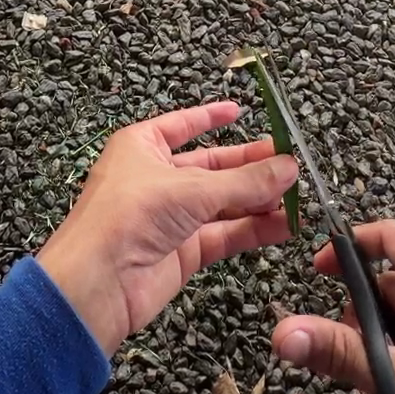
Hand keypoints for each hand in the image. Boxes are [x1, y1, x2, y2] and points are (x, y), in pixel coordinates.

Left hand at [37, 101, 299, 355]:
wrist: (97, 283)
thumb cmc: (128, 215)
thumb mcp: (190, 189)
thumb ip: (243, 182)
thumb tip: (288, 167)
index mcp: (142, 146)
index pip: (182, 124)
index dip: (210, 117)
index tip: (240, 110)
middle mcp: (156, 177)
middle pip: (210, 165)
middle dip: (248, 164)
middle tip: (289, 162)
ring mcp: (169, 216)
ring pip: (222, 202)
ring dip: (257, 199)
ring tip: (297, 195)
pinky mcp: (182, 251)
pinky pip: (224, 234)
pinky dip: (253, 229)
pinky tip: (284, 225)